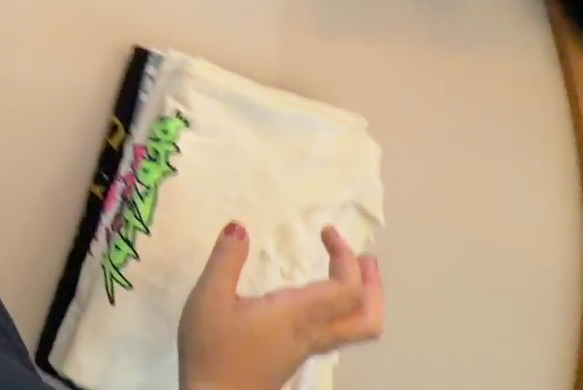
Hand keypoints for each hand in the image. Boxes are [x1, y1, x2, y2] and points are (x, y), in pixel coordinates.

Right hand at [178, 223, 382, 389]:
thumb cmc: (212, 347)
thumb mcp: (209, 296)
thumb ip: (226, 260)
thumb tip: (239, 226)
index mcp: (296, 315)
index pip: (344, 289)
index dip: (345, 258)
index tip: (326, 231)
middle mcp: (311, 333)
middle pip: (366, 318)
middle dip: (373, 287)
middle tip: (366, 258)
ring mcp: (305, 348)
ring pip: (355, 329)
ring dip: (363, 300)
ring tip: (351, 275)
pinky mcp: (294, 356)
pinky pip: (335, 332)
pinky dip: (341, 310)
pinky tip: (316, 300)